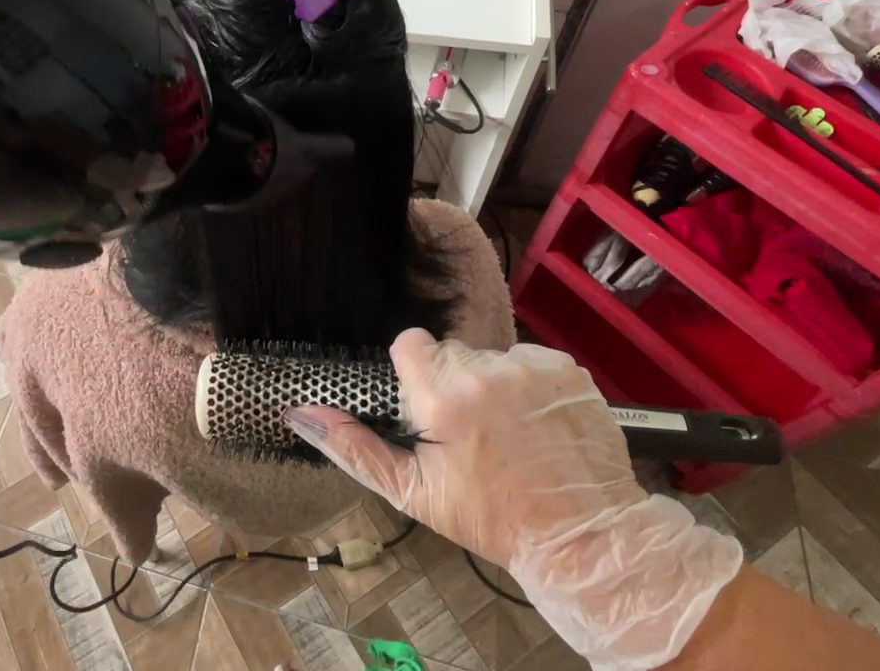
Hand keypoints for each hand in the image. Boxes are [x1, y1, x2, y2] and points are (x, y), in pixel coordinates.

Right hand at [284, 330, 741, 670]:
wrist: (582, 536)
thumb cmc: (490, 517)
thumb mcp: (413, 492)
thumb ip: (353, 447)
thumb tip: (297, 413)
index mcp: (444, 398)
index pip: (411, 343)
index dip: (416, 373)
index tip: (430, 407)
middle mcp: (487, 371)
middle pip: (451, 351)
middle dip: (453, 382)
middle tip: (471, 430)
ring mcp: (532, 367)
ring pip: (491, 355)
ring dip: (493, 382)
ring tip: (509, 429)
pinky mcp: (568, 370)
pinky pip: (530, 359)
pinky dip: (529, 383)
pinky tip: (537, 421)